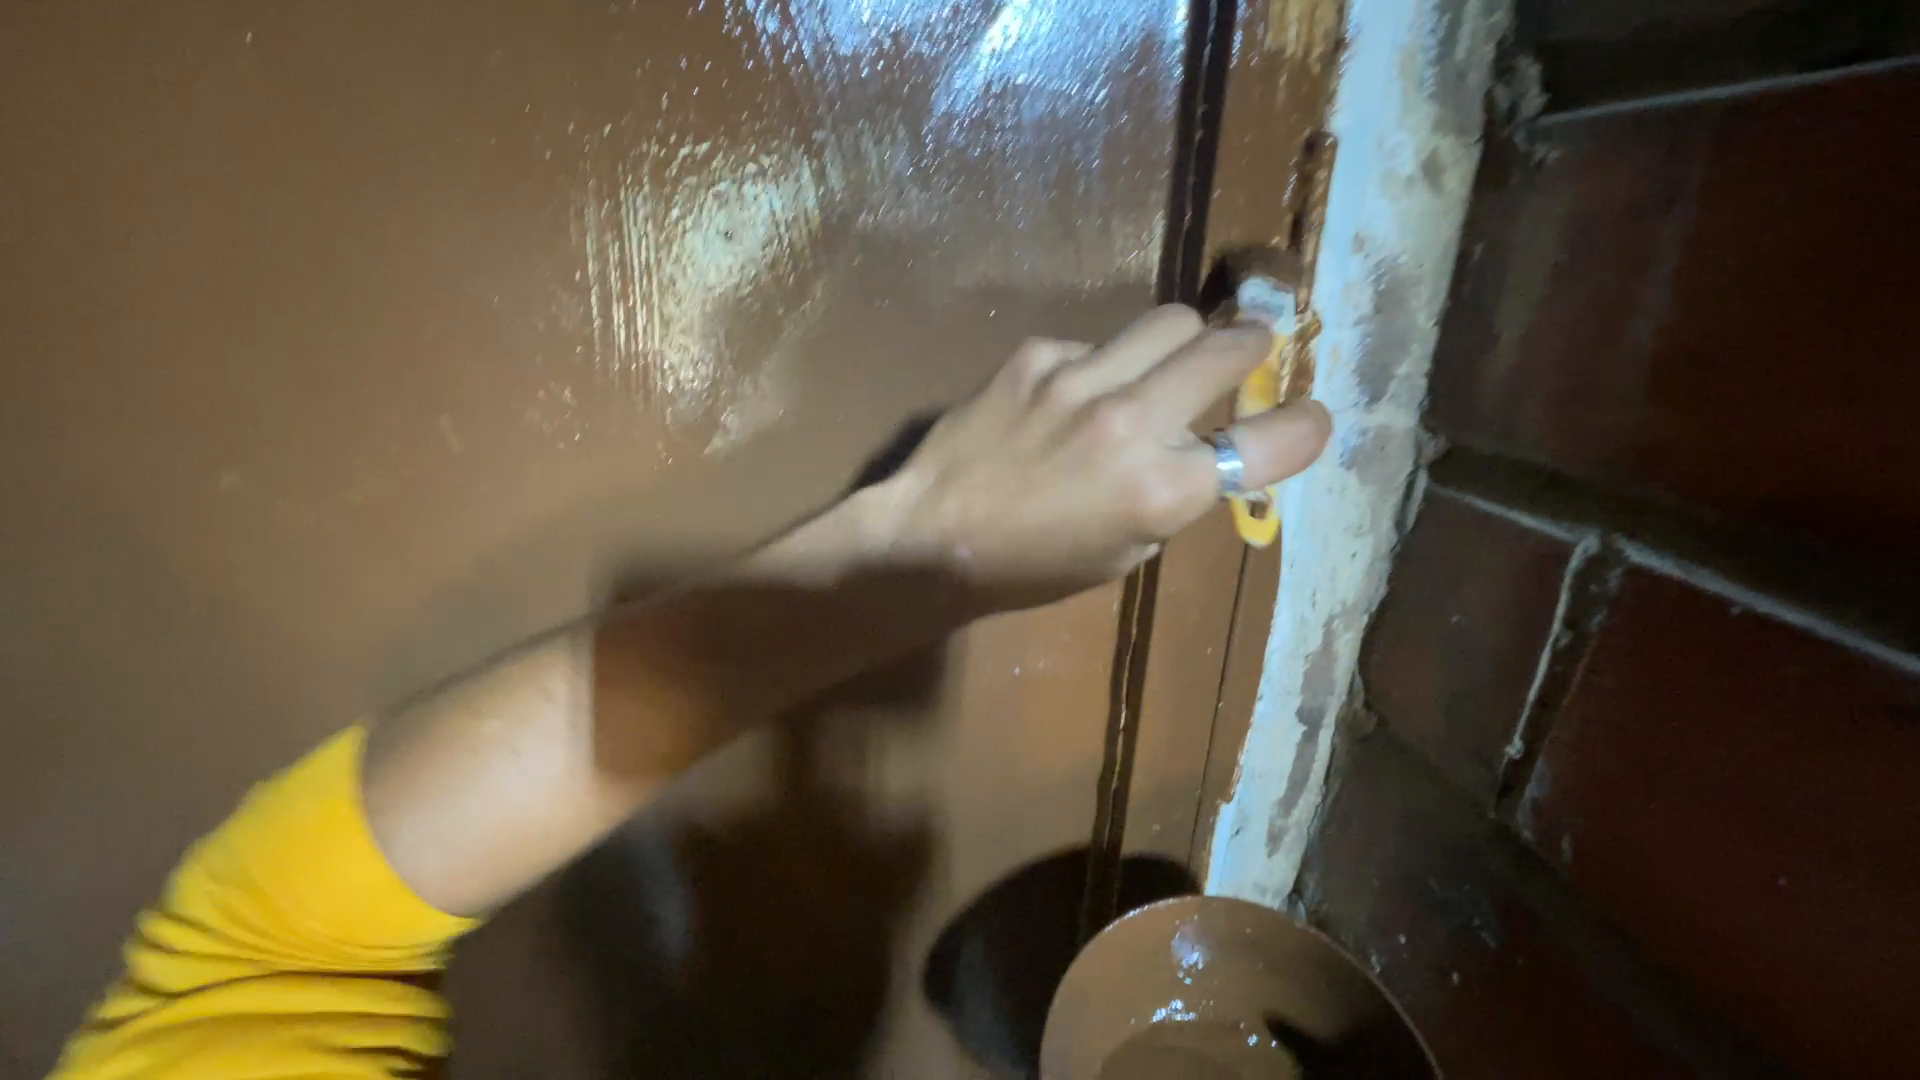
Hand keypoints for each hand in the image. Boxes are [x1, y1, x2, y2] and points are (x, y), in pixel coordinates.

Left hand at [880, 304, 1330, 609]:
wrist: (932, 537)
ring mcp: (1081, 380)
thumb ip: (1175, 497)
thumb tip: (1203, 452)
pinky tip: (1070, 395)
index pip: (1271, 440)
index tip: (1306, 417)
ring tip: (1164, 363)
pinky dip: (1101, 365)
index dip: (1303, 427)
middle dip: (1252, 348)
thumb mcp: (1124, 553)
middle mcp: (1132, 423)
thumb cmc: (1031, 567)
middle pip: (1228, 346)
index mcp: (1163, 491)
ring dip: (1183, 341)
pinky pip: (1095, 343)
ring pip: (1170, 321)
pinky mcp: (1036, 356)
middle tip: (1247, 355)